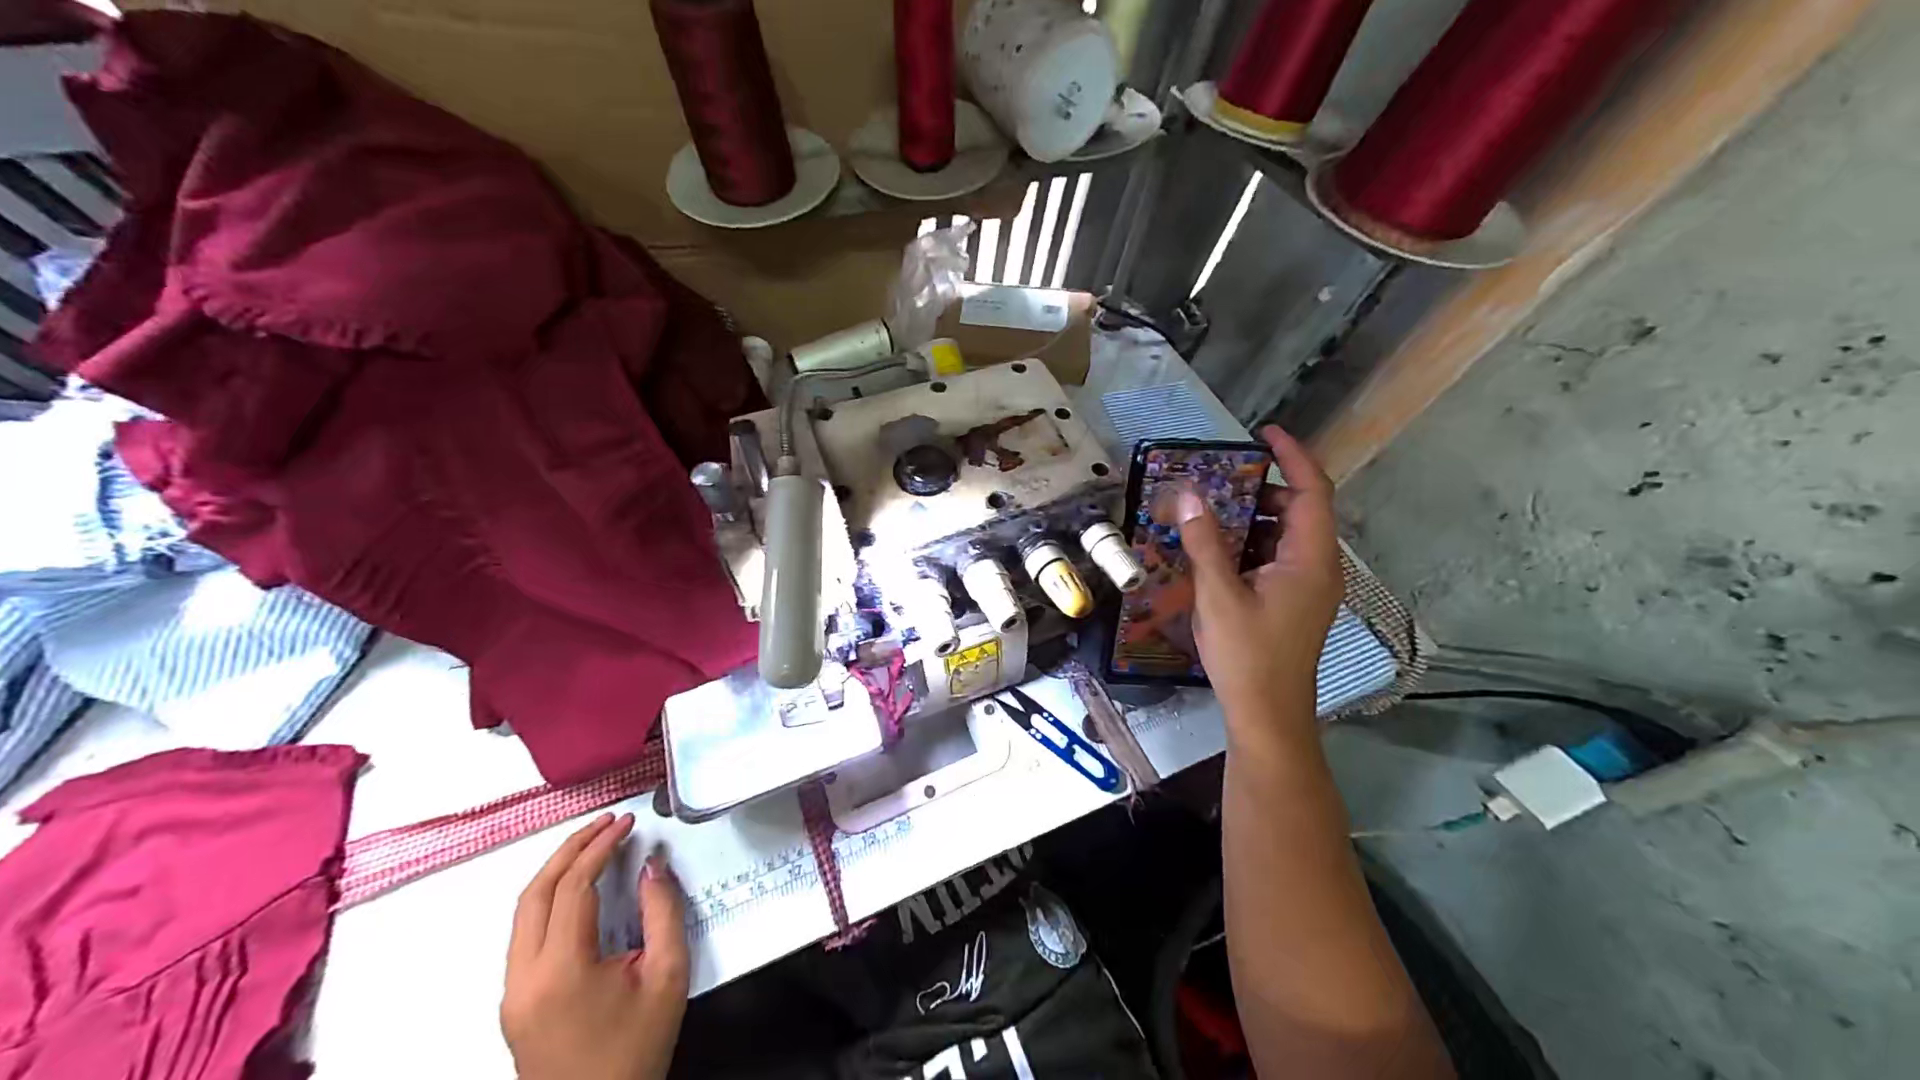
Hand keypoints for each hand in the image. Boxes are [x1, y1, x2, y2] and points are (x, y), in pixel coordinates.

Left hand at [501, 812, 689, 1079]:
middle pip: (535, 893)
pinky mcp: (514, 1003)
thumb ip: (662, 913)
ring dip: (557, 871)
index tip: (627, 823)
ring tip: (594, 845)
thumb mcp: (667, 976)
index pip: (572, 887)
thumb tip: (652, 867)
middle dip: (571, 848)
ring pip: (523, 913)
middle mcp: (523, 977)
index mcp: (560, 970)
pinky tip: (577, 889)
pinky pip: (525, 934)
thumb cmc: (637, 1050)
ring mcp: (511, 993)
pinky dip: (549, 899)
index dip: (600, 847)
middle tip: (608, 823)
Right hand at [1176, 425, 1343, 739]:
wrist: (1267, 715)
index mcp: (1310, 559)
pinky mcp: (1294, 603)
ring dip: (1254, 517)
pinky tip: (1217, 549)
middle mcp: (1318, 567)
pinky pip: (1277, 558)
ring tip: (1212, 509)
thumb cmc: (1248, 655)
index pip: (1312, 491)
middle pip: (1300, 510)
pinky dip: (1251, 544)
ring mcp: (1308, 587)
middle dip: (1263, 488)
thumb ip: (1204, 542)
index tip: (1265, 433)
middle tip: (1220, 478)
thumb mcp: (1219, 594)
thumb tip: (1187, 495)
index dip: (1293, 457)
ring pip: (1286, 536)